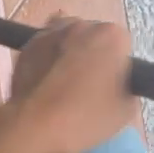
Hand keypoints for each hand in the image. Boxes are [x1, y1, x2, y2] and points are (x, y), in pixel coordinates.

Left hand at [4, 16, 137, 152]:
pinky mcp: (26, 45)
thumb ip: (126, 84)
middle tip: (88, 82)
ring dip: (68, 50)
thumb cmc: (87, 118)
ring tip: (63, 79)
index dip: (118, 63)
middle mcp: (80, 25)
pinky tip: (45, 80)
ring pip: (66, 36)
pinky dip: (46, 57)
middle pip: (92, 34)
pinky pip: (44, 46)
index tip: (111, 82)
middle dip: (92, 52)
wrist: (35, 127)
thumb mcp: (126, 108)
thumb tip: (115, 80)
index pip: (121, 42)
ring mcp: (49, 32)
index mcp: (110, 36)